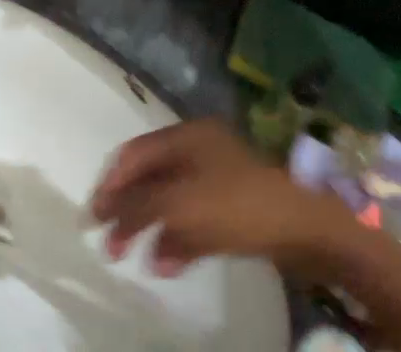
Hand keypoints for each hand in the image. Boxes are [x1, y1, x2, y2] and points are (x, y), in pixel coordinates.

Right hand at [89, 120, 354, 277]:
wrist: (307, 227)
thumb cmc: (237, 204)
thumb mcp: (178, 204)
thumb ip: (136, 206)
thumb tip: (108, 215)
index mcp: (186, 136)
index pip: (133, 154)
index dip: (110, 183)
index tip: (93, 216)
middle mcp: (199, 151)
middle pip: (150, 178)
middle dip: (127, 211)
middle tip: (109, 243)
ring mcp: (219, 179)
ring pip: (171, 202)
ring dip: (150, 229)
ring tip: (134, 258)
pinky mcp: (235, 208)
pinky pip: (195, 221)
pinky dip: (177, 239)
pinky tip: (167, 264)